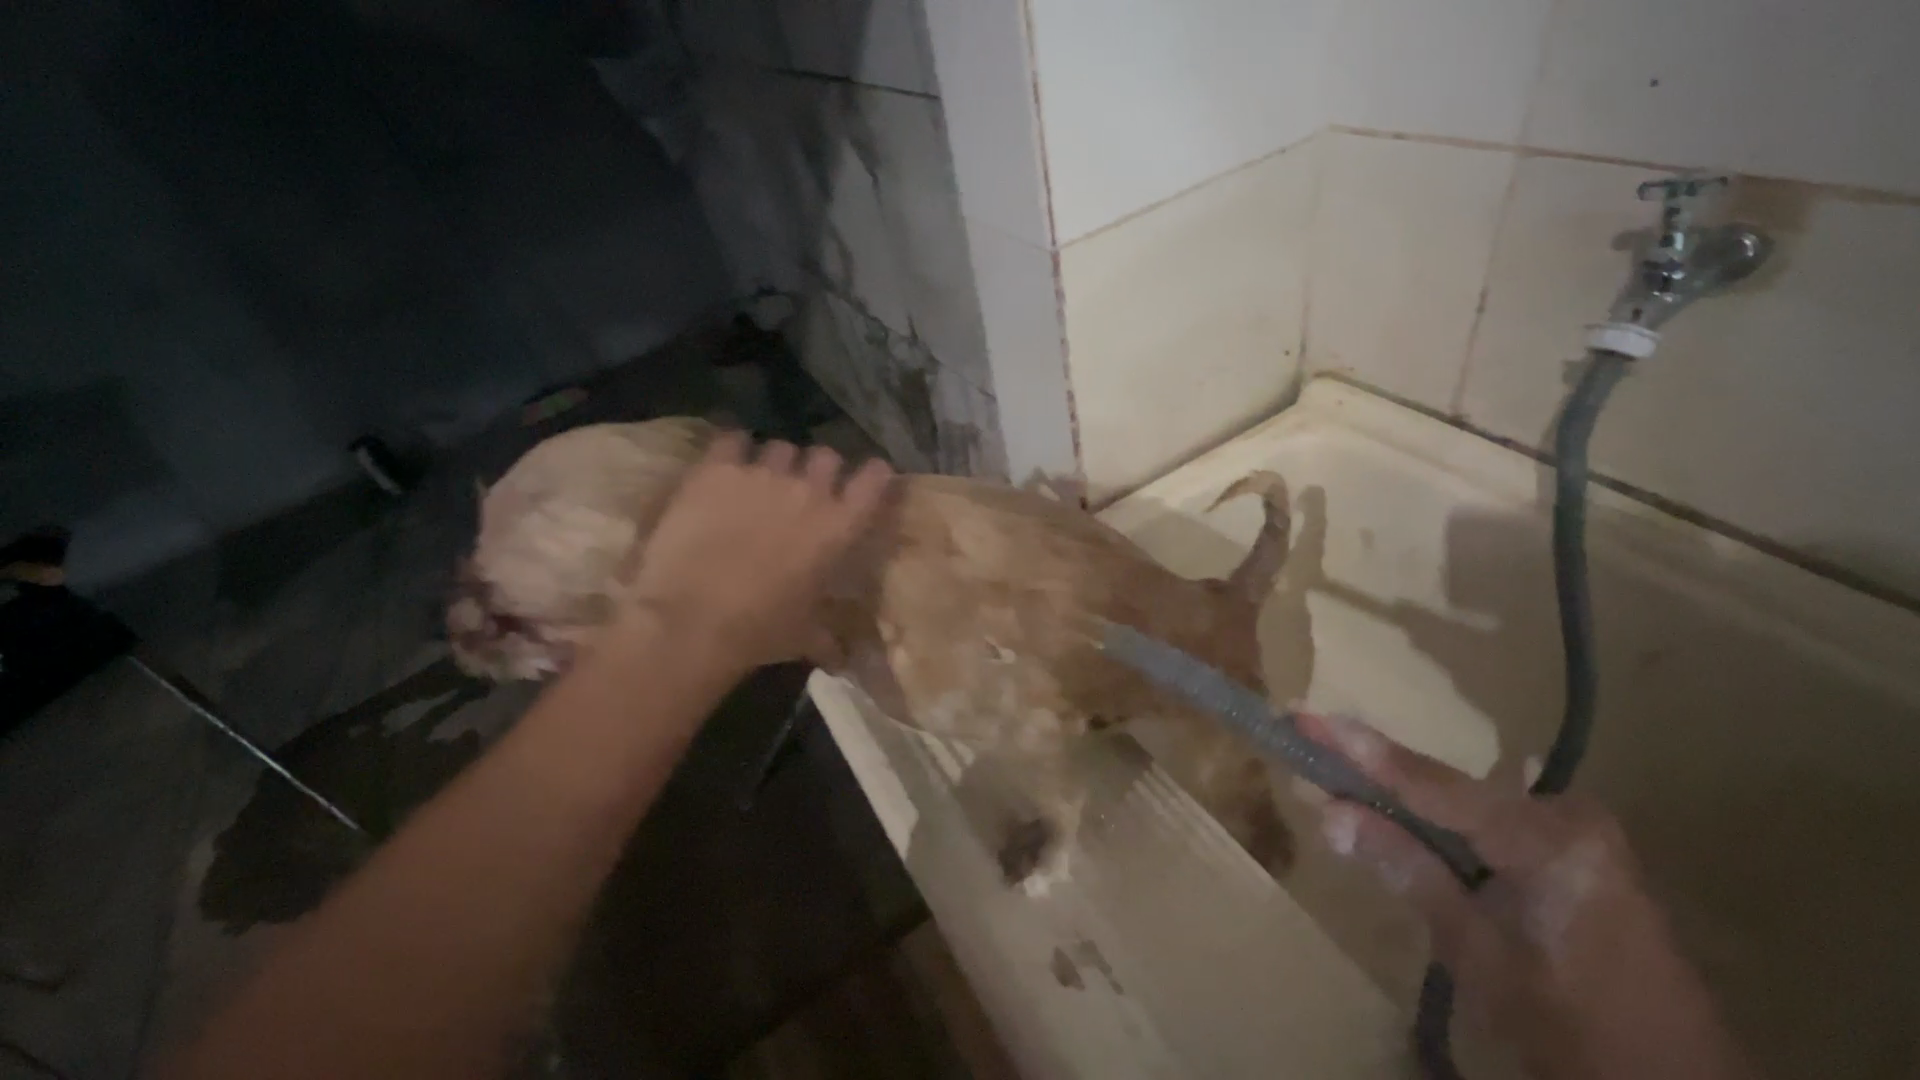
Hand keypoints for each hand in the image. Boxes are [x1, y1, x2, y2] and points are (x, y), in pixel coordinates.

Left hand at [613, 434, 892, 672]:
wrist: (692, 621)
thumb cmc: (760, 632)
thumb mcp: (804, 637)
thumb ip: (828, 639)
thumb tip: (841, 661)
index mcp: (839, 528)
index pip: (875, 479)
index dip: (872, 475)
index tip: (865, 480)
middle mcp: (808, 491)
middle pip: (825, 455)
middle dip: (817, 469)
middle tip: (800, 489)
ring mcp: (762, 475)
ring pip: (779, 447)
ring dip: (774, 463)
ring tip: (756, 482)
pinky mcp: (717, 469)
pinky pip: (732, 439)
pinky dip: (731, 450)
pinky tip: (723, 465)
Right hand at [1297, 714, 1754, 1079]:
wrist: (1672, 1079)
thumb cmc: (1568, 1021)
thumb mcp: (1477, 951)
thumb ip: (1407, 870)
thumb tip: (1329, 813)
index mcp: (1550, 839)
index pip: (1437, 786)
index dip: (1366, 753)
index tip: (1308, 717)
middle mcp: (1568, 816)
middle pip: (1450, 786)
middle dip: (1378, 769)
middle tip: (1313, 739)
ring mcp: (1580, 830)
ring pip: (1468, 801)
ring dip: (1404, 795)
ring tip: (1338, 771)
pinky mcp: (1579, 849)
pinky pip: (1491, 819)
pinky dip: (1441, 819)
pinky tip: (1399, 811)